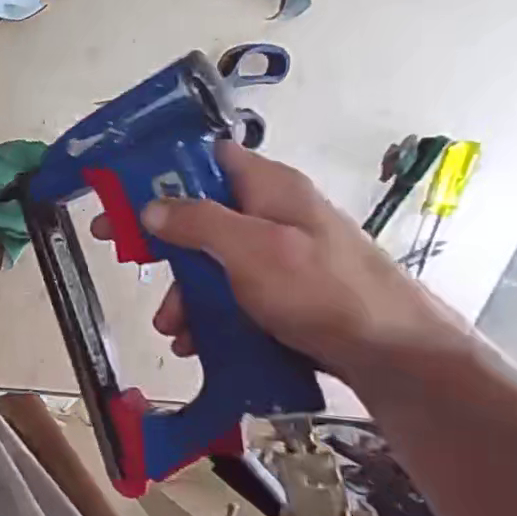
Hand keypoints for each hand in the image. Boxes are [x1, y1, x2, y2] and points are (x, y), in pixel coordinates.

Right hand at [93, 140, 467, 382]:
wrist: (395, 356)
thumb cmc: (322, 290)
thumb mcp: (252, 250)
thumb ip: (198, 223)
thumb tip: (151, 207)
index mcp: (267, 187)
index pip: (204, 159)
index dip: (159, 173)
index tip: (121, 197)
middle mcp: (270, 212)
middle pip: (200, 215)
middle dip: (164, 247)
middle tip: (126, 259)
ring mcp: (278, 254)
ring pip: (211, 261)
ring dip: (184, 293)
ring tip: (173, 329)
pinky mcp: (283, 291)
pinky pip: (231, 293)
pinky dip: (209, 315)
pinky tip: (196, 342)